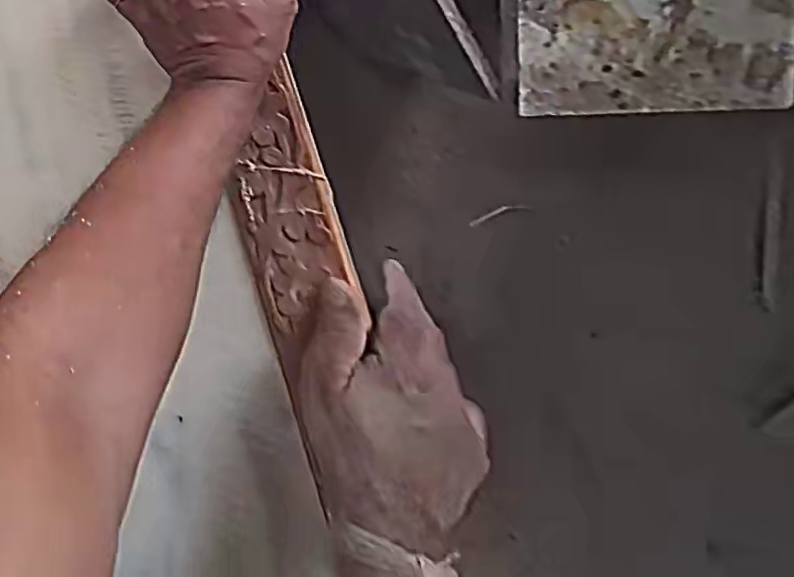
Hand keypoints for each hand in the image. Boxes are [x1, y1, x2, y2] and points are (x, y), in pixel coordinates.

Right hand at [301, 261, 489, 562]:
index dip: (396, 285)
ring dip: (416, 353)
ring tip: (385, 355)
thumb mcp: (323, 380)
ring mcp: (463, 422)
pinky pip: (452, 402)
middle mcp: (446, 390)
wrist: (388, 522)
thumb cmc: (347, 450)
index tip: (388, 269)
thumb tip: (341, 288)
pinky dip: (431, 388)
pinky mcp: (470, 448)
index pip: (408, 310)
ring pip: (441, 370)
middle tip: (377, 305)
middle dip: (405, 316)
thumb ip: (336, 330)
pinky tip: (408, 398)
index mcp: (409, 368)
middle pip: (428, 338)